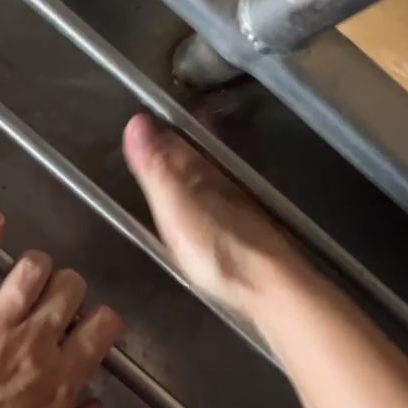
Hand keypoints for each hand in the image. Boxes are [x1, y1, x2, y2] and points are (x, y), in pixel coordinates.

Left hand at [0, 212, 122, 407]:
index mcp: (61, 379)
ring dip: (38, 268)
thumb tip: (93, 402)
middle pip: (67, 290)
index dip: (104, 322)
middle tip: (59, 304)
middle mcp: (31, 344)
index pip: (100, 327)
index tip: (96, 329)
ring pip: (28, 273)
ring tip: (34, 275)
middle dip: (71, 291)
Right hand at [122, 113, 310, 317]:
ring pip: (211, 179)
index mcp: (201, 175)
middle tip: (157, 139)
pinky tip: (206, 208)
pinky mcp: (248, 233)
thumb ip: (155, 169)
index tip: (142, 123)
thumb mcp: (175, 208)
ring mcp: (238, 208)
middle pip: (196, 159)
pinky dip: (209, 197)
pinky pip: (222, 203)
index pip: (178, 144)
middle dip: (178, 148)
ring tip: (176, 168)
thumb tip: (136, 120)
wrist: (271, 286)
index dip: (160, 134)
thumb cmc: (216, 250)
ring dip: (194, 171)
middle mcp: (222, 185)